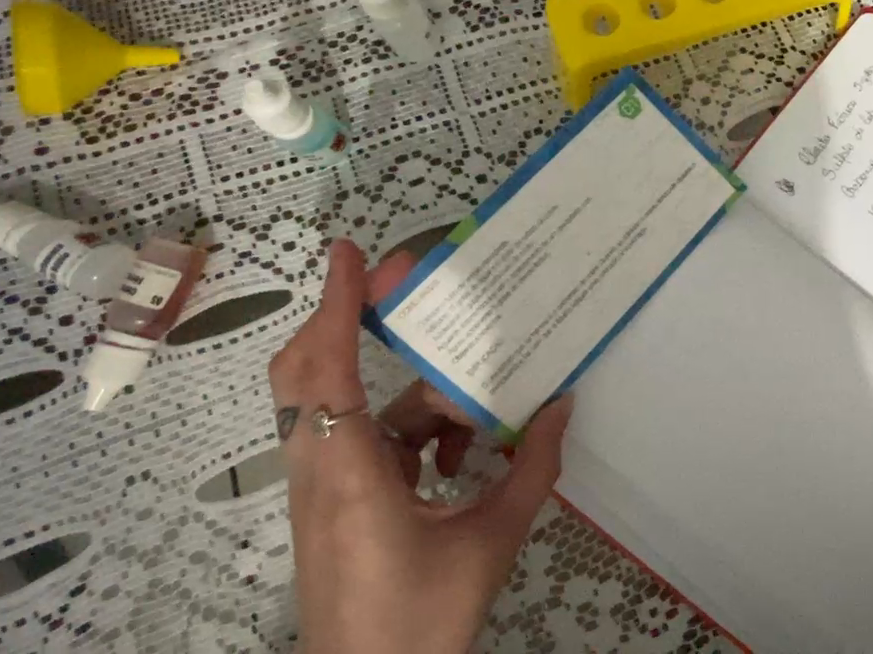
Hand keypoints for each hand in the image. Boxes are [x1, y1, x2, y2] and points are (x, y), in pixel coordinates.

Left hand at [270, 240, 571, 653]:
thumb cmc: (421, 618)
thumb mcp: (492, 540)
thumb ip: (533, 468)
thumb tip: (564, 403)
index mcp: (348, 476)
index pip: (325, 373)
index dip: (336, 307)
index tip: (352, 254)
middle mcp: (321, 471)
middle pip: (308, 372)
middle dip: (348, 317)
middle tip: (401, 283)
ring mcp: (321, 487)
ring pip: (346, 407)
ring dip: (411, 398)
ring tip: (470, 420)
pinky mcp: (332, 502)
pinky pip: (366, 440)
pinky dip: (412, 432)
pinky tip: (458, 460)